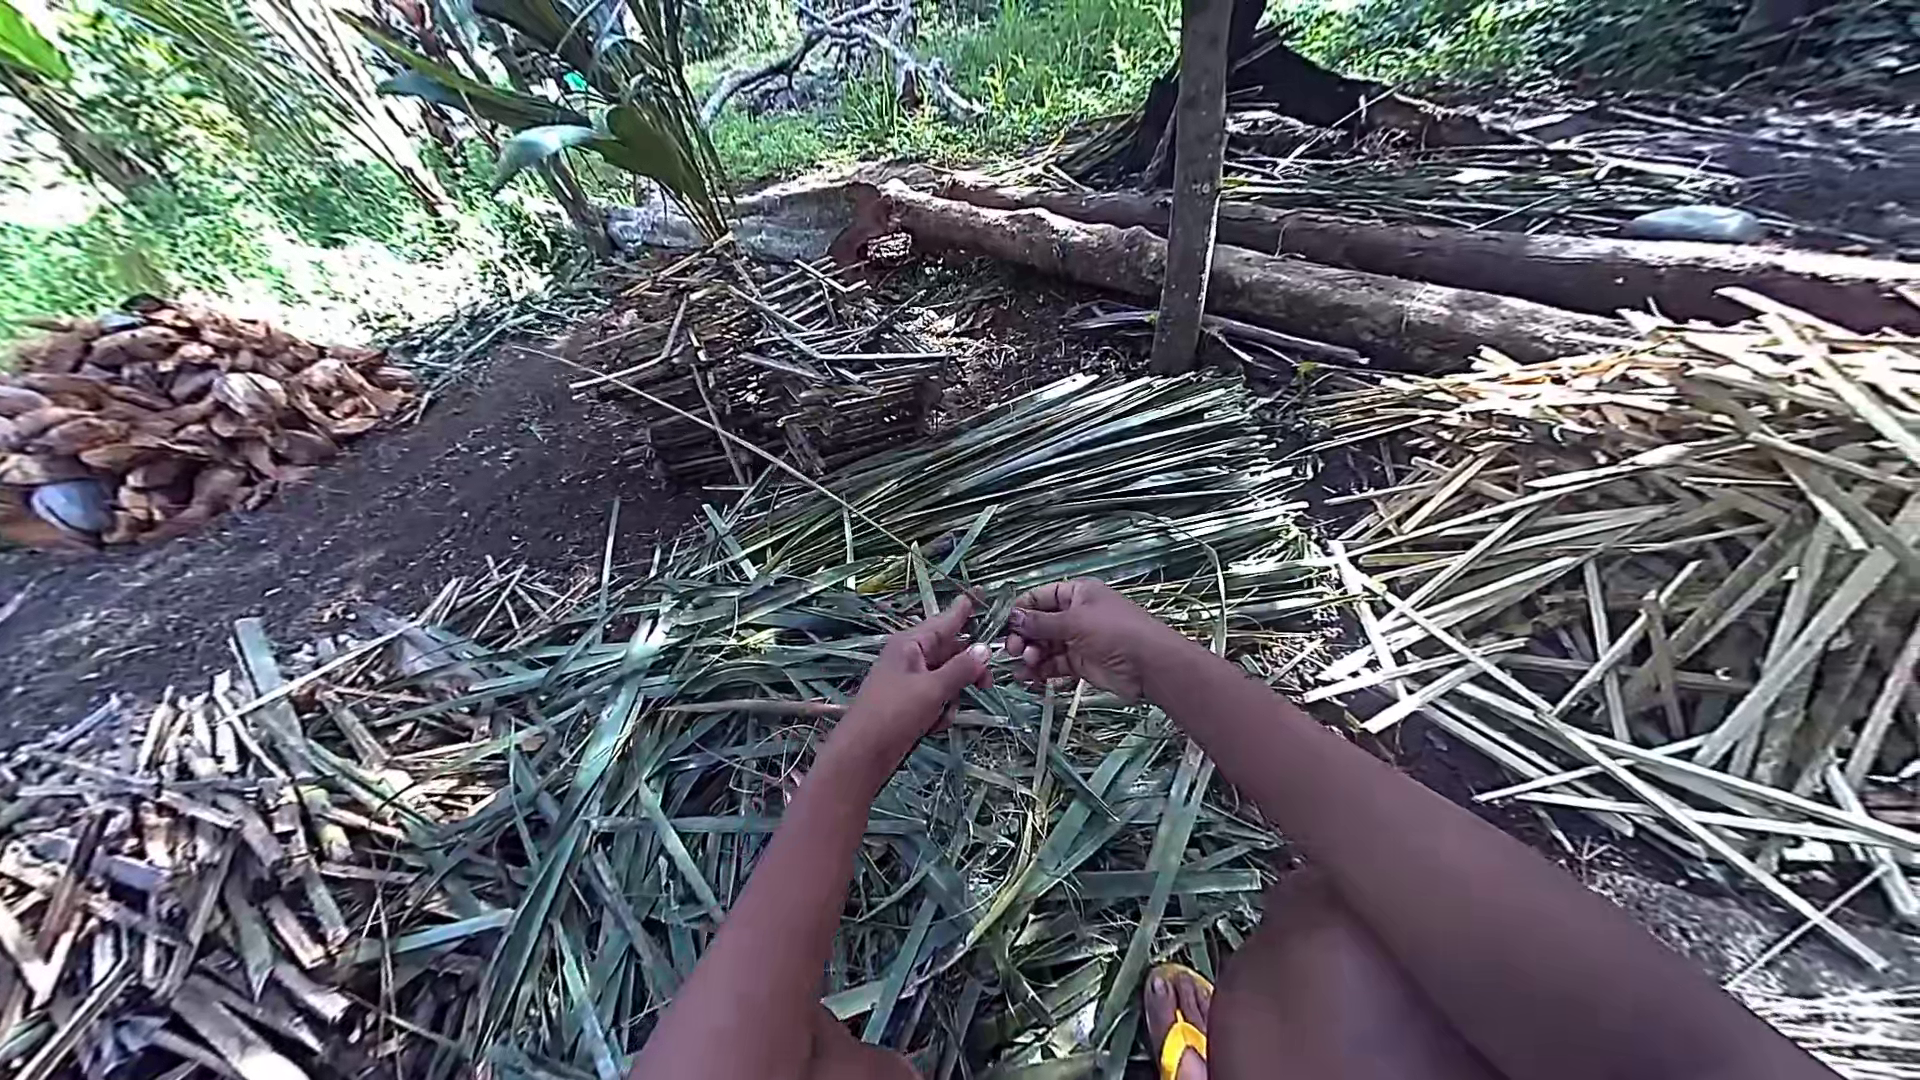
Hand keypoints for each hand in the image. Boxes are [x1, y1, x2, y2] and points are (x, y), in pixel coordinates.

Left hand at [832, 596, 991, 770]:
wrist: (862, 755)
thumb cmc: (894, 714)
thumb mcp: (932, 689)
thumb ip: (961, 669)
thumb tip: (985, 649)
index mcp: (910, 644)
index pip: (944, 621)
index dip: (963, 610)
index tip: (980, 594)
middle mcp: (910, 657)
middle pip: (950, 652)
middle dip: (967, 669)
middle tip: (986, 684)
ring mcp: (910, 680)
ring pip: (947, 678)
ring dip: (952, 696)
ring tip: (942, 714)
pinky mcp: (910, 702)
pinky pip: (937, 698)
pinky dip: (940, 711)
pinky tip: (933, 726)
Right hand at [1003, 579, 1178, 702]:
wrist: (1151, 666)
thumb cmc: (1116, 632)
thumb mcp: (1075, 621)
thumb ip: (1041, 622)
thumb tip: (1012, 618)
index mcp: (1076, 594)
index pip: (1039, 598)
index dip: (1021, 611)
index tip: (1005, 627)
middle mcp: (1075, 614)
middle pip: (1038, 624)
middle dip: (1024, 637)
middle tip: (1014, 650)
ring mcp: (1077, 640)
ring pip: (1044, 646)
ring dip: (1030, 656)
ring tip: (1025, 666)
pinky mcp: (1080, 663)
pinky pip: (1054, 664)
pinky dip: (1041, 671)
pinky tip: (1030, 678)